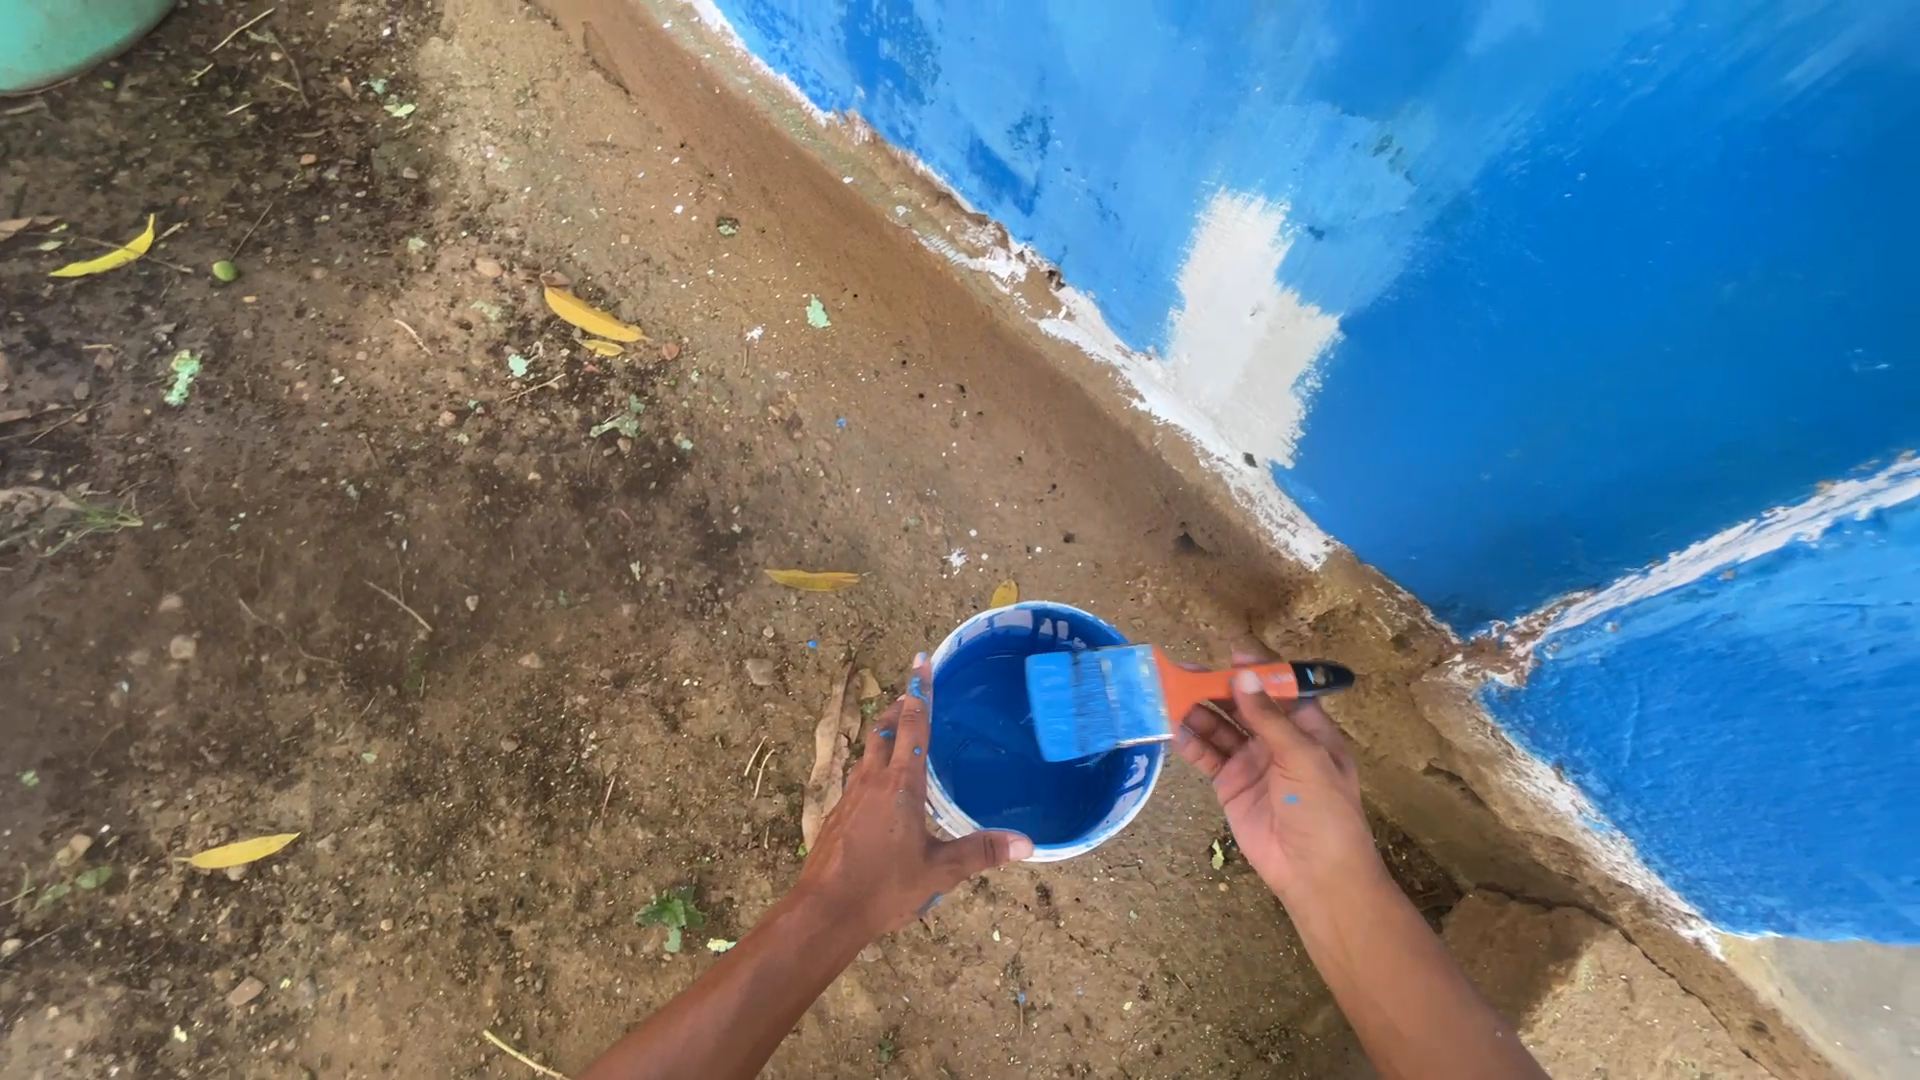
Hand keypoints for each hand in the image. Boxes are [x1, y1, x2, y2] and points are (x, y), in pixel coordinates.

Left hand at [796, 652, 1033, 937]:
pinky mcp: (838, 814)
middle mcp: (873, 779)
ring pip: (868, 750)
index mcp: (901, 784)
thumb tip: (1026, 843)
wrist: (824, 912)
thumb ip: (981, 852)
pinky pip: (859, 775)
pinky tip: (881, 788)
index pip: (913, 724)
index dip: (920, 691)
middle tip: (913, 695)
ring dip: (883, 733)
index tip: (921, 660)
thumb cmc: (884, 887)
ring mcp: (851, 795)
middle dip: (898, 706)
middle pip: (884, 728)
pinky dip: (873, 765)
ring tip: (898, 733)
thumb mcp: (940, 870)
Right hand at [1173, 648, 1384, 906]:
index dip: (1258, 671)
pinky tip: (1173, 730)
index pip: (1280, 690)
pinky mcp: (1230, 783)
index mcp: (1306, 730)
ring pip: (1220, 727)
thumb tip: (1243, 675)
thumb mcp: (1304, 758)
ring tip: (1171, 696)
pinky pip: (1207, 755)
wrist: (1315, 874)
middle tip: (1186, 673)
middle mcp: (1276, 740)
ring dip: (1198, 711)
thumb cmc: (1324, 812)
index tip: (1232, 655)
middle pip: (1242, 705)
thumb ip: (1270, 718)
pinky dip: (1190, 742)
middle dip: (1217, 687)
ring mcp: (1251, 761)